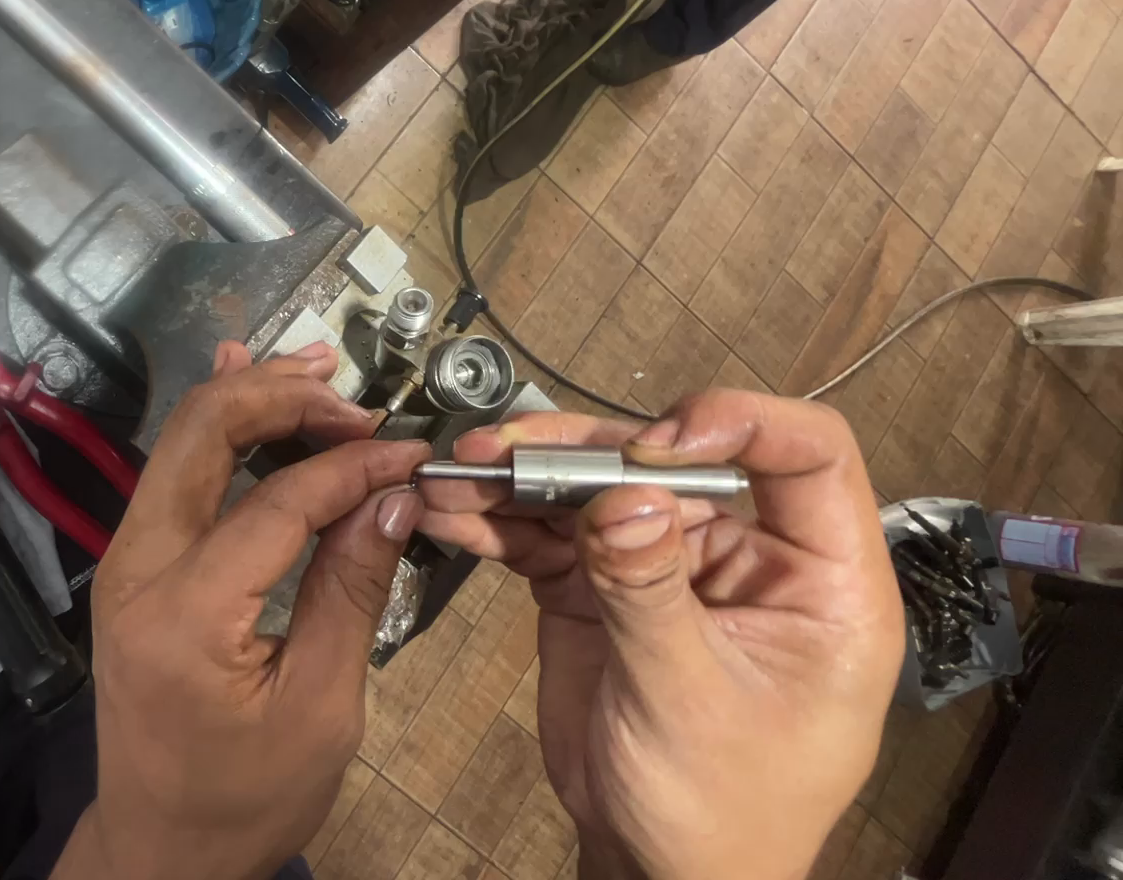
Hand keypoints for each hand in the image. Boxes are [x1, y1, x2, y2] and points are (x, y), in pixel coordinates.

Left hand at [54, 342, 431, 879]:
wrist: (158, 842)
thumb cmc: (244, 795)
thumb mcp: (320, 707)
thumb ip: (350, 589)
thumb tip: (393, 498)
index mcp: (184, 611)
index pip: (276, 503)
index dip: (349, 468)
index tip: (408, 453)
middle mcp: (137, 563)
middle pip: (200, 434)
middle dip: (279, 396)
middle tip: (352, 400)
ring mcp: (125, 554)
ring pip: (182, 439)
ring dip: (248, 397)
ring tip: (315, 375)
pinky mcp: (134, 558)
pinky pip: (174, 470)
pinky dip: (218, 425)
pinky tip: (244, 382)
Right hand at [419, 390, 902, 879]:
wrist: (650, 858)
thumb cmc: (717, 805)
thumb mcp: (690, 700)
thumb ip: (650, 594)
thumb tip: (625, 497)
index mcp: (809, 577)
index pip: (804, 454)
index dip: (737, 423)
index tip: (650, 445)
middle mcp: (730, 550)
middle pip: (657, 460)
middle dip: (571, 451)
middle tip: (494, 454)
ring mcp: (652, 560)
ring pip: (584, 487)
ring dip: (514, 480)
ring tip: (453, 478)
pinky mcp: (589, 577)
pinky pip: (540, 531)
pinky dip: (492, 522)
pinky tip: (448, 517)